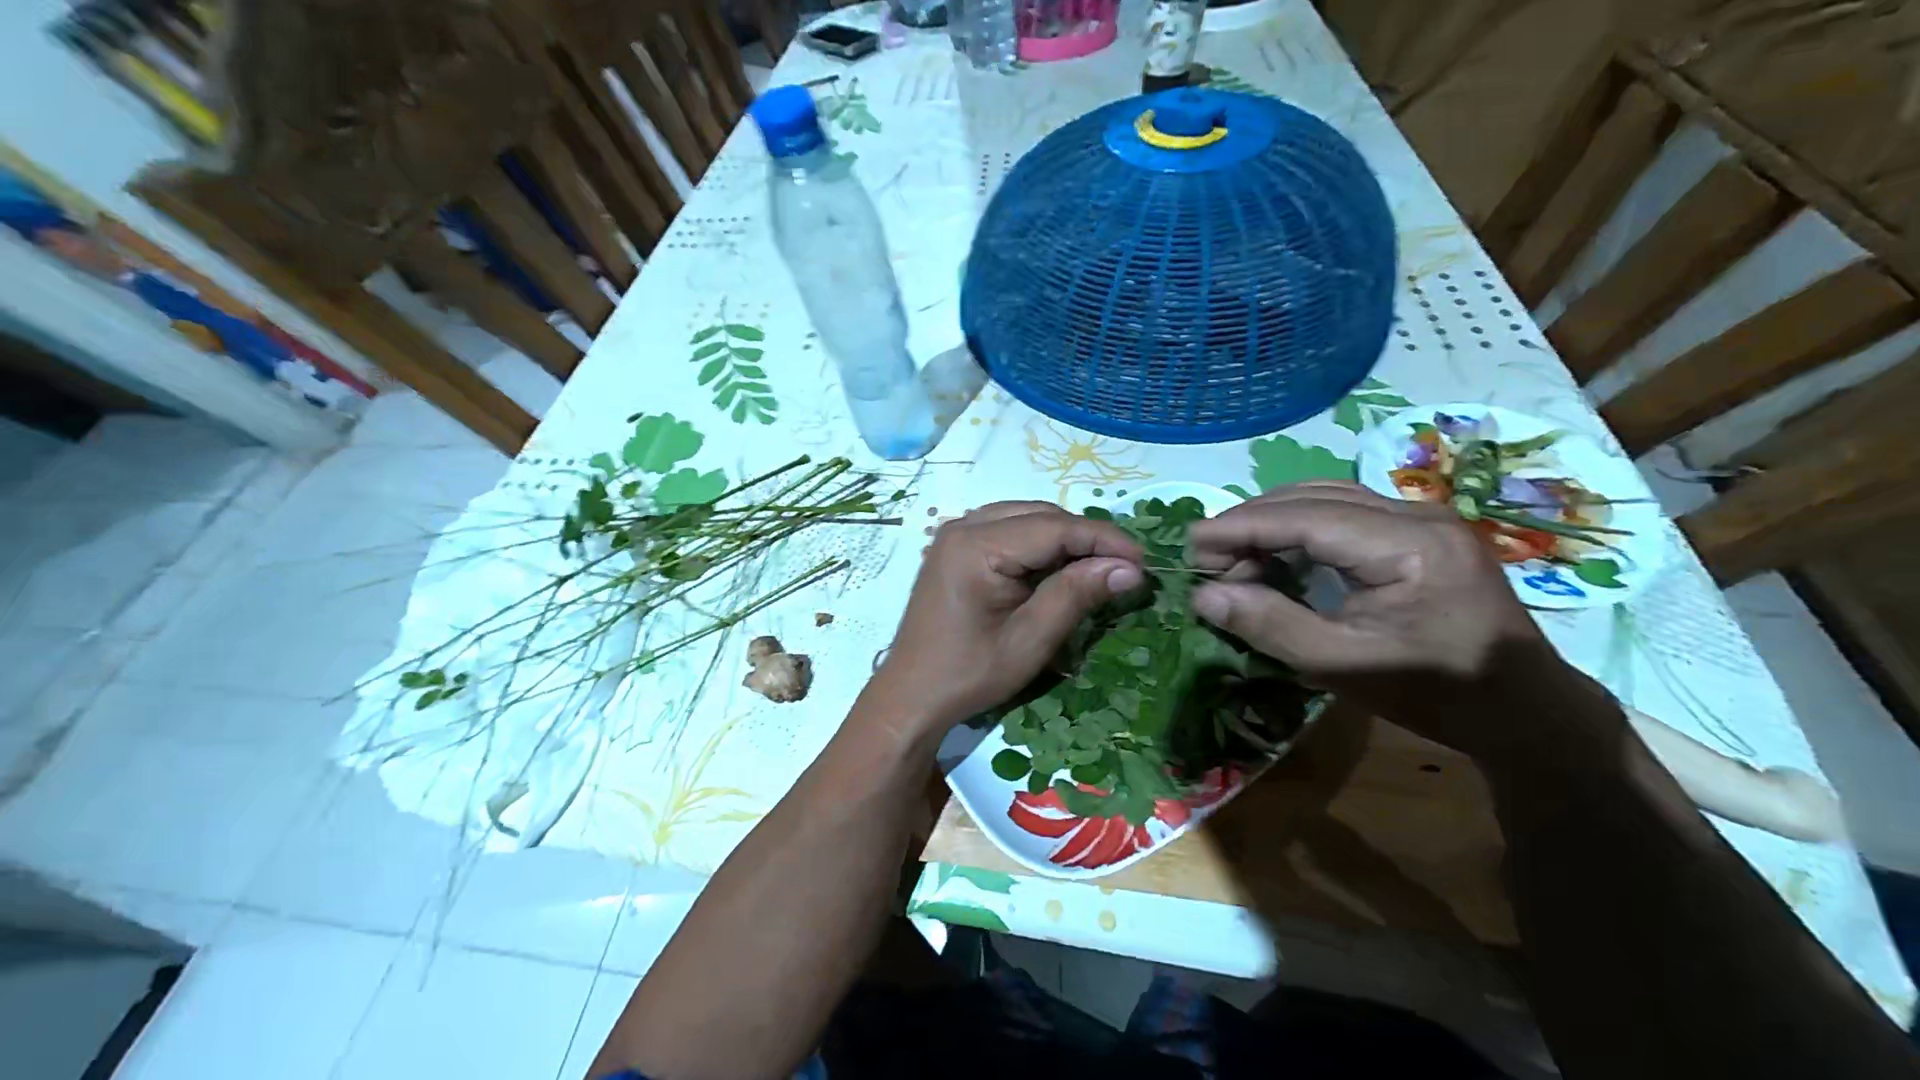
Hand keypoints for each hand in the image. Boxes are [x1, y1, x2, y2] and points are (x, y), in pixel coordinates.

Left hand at [870, 501, 1143, 741]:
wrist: (912, 694)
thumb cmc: (969, 673)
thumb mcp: (1030, 639)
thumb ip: (1077, 595)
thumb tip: (1129, 568)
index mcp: (975, 545)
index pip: (1055, 527)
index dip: (1104, 540)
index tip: (1143, 562)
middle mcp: (963, 526)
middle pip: (1042, 516)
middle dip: (1087, 539)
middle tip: (1124, 569)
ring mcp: (955, 534)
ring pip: (1027, 519)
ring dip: (1065, 540)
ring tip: (1099, 569)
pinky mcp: (956, 547)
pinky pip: (1009, 530)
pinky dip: (1040, 545)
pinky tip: (1059, 569)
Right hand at [1185, 482, 1567, 758]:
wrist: (1527, 711)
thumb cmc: (1437, 694)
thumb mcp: (1344, 666)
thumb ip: (1271, 625)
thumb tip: (1203, 596)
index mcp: (1407, 544)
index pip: (1304, 517)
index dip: (1240, 527)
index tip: (1189, 543)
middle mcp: (1417, 514)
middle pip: (1313, 496)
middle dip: (1252, 522)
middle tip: (1208, 558)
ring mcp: (1424, 518)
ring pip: (1327, 498)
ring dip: (1274, 521)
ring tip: (1235, 557)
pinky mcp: (1421, 532)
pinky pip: (1345, 514)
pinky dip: (1301, 529)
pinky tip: (1279, 554)